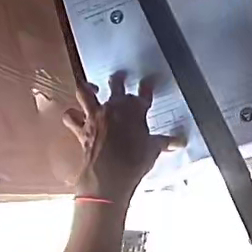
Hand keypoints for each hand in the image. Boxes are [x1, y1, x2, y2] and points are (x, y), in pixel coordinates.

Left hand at [63, 72, 179, 200]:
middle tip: (120, 77)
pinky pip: (71, 117)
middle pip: (116, 85)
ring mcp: (96, 116)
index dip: (147, 87)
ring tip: (92, 87)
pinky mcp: (82, 128)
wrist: (110, 174)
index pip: (144, 93)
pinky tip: (74, 114)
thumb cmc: (135, 160)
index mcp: (135, 109)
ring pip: (86, 93)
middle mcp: (114, 107)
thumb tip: (180, 142)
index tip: (149, 83)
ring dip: (88, 88)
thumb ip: (164, 142)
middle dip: (118, 79)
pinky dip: (72, 115)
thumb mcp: (154, 149)